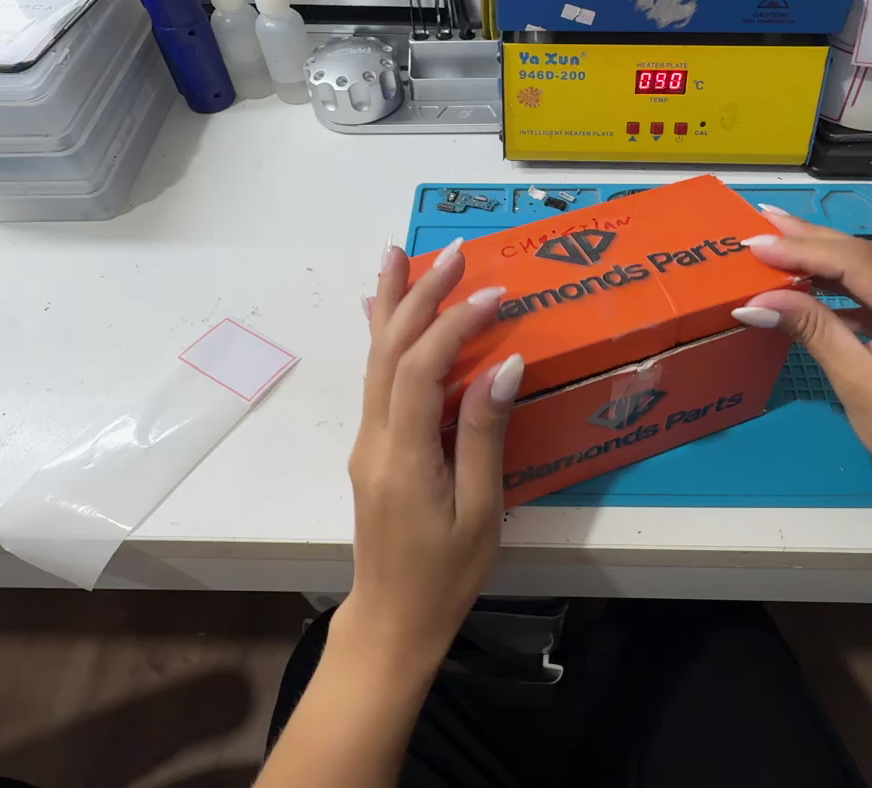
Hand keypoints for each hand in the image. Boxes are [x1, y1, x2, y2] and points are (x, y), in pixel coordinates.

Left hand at [339, 240, 523, 677]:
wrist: (391, 619)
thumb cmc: (444, 574)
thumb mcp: (480, 512)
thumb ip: (484, 435)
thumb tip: (504, 365)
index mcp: (403, 455)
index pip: (423, 368)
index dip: (456, 324)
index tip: (494, 295)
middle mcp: (375, 437)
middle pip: (390, 350)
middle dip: (420, 295)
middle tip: (451, 252)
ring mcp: (367, 440)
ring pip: (375, 358)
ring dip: (391, 303)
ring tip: (397, 254)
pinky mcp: (371, 446)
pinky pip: (375, 378)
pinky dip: (382, 335)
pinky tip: (378, 311)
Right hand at [729, 210, 871, 523]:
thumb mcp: (859, 387)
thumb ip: (814, 331)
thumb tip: (758, 301)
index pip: (857, 263)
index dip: (802, 248)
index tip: (755, 242)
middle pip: (870, 255)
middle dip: (812, 238)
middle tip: (763, 220)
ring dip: (829, 256)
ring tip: (781, 243)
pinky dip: (851, 284)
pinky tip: (818, 280)